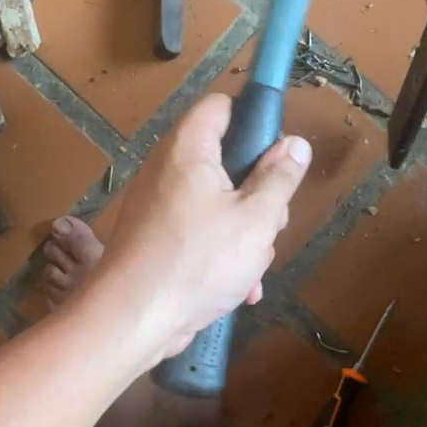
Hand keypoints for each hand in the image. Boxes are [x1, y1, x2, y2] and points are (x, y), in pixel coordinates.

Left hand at [89, 94, 310, 362]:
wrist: (131, 321)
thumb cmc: (197, 262)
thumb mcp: (255, 219)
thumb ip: (279, 179)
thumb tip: (295, 144)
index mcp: (189, 150)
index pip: (221, 106)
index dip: (254, 119)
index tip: (281, 152)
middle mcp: (168, 170)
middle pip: (226, 161)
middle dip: (258, 192)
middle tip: (272, 222)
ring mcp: (159, 207)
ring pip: (219, 203)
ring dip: (246, 231)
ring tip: (255, 266)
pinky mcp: (157, 240)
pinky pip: (200, 233)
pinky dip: (222, 253)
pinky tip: (241, 288)